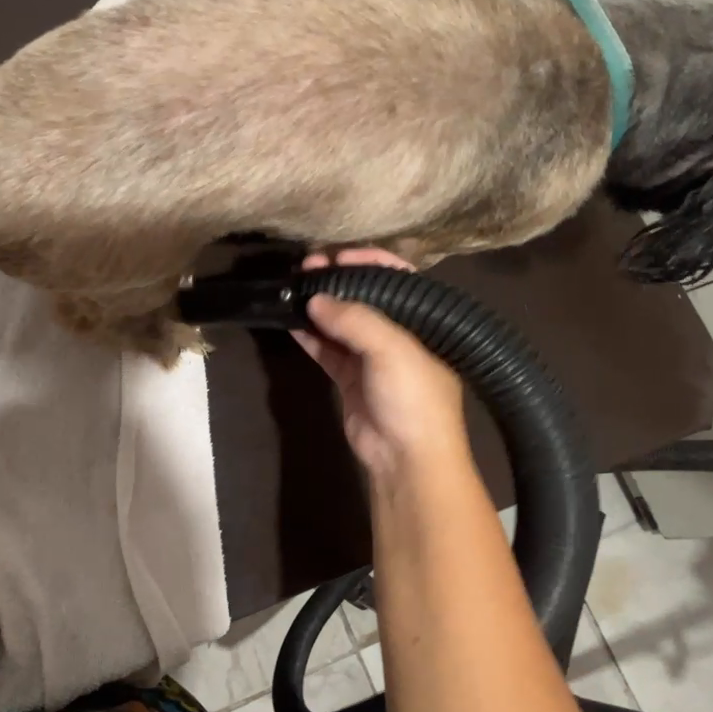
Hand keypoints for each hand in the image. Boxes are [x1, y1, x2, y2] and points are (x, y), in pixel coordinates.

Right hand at [293, 249, 466, 478]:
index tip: (338, 255)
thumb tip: (314, 300)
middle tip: (307, 266)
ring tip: (293, 284)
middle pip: (365, 297)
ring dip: (318, 304)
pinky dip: (308, 334)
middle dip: (337, 280)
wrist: (406, 457)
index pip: (398, 279)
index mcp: (424, 322)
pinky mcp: (349, 377)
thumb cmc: (413, 397)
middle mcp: (399, 335)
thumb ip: (354, 319)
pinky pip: (326, 348)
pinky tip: (288, 318)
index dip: (369, 261)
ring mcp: (372, 357)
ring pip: (341, 321)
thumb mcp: (392, 350)